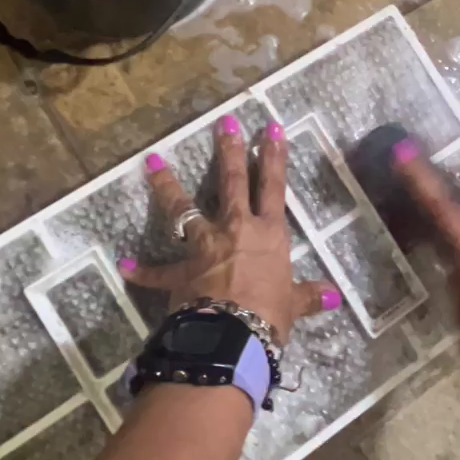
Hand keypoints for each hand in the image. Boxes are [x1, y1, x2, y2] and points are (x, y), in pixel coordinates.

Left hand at [123, 115, 341, 340]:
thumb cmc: (269, 314)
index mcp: (269, 235)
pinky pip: (159, 271)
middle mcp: (236, 230)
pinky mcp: (181, 272)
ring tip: (153, 161)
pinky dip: (143, 270)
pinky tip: (126, 264)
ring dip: (167, 185)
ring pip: (184, 209)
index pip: (274, 187)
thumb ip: (308, 295)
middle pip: (232, 183)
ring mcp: (205, 247)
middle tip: (224, 122)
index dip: (274, 157)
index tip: (271, 128)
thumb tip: (333, 295)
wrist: (231, 338)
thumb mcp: (293, 304)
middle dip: (229, 150)